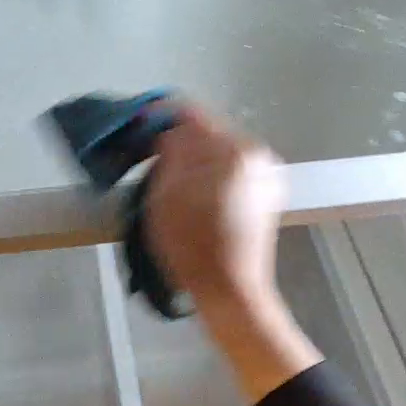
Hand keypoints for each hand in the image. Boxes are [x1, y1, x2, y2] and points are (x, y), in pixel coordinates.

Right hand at [145, 103, 287, 314]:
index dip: (159, 117)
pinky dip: (212, 174)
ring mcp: (268, 174)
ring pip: (221, 151)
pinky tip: (194, 193)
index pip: (190, 114)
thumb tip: (166, 133)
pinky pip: (233, 170)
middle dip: (178, 140)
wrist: (232, 291)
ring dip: (195, 158)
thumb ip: (168, 153)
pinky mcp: (268, 193)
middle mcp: (257, 154)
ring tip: (170, 176)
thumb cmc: (193, 248)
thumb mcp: (165, 197)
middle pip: (208, 131)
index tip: (137, 126)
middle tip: (149, 155)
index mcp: (234, 150)